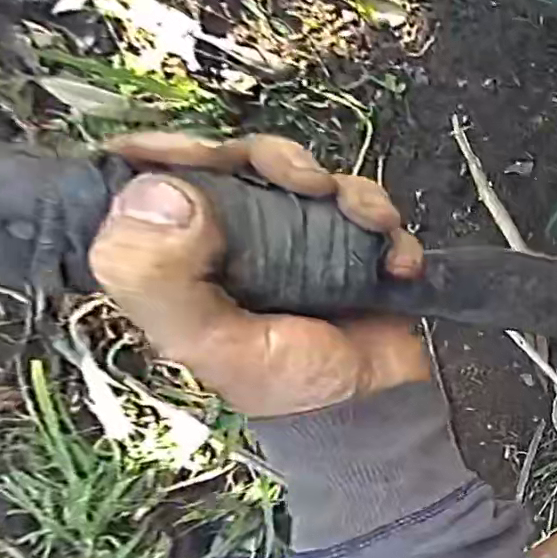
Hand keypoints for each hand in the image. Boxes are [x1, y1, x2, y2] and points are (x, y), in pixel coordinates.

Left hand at [88, 133, 431, 417]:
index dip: (179, 150)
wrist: (369, 407)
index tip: (210, 156)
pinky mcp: (360, 252)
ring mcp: (307, 242)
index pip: (160, 175)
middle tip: (308, 181)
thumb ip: (157, 274)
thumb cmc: (284, 382)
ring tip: (374, 223)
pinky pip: (377, 218)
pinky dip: (395, 232)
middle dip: (281, 160)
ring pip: (321, 181)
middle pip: (249, 164)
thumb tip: (159, 190)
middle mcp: (243, 238)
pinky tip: (399, 264)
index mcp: (182, 252)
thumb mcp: (203, 340)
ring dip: (354, 193)